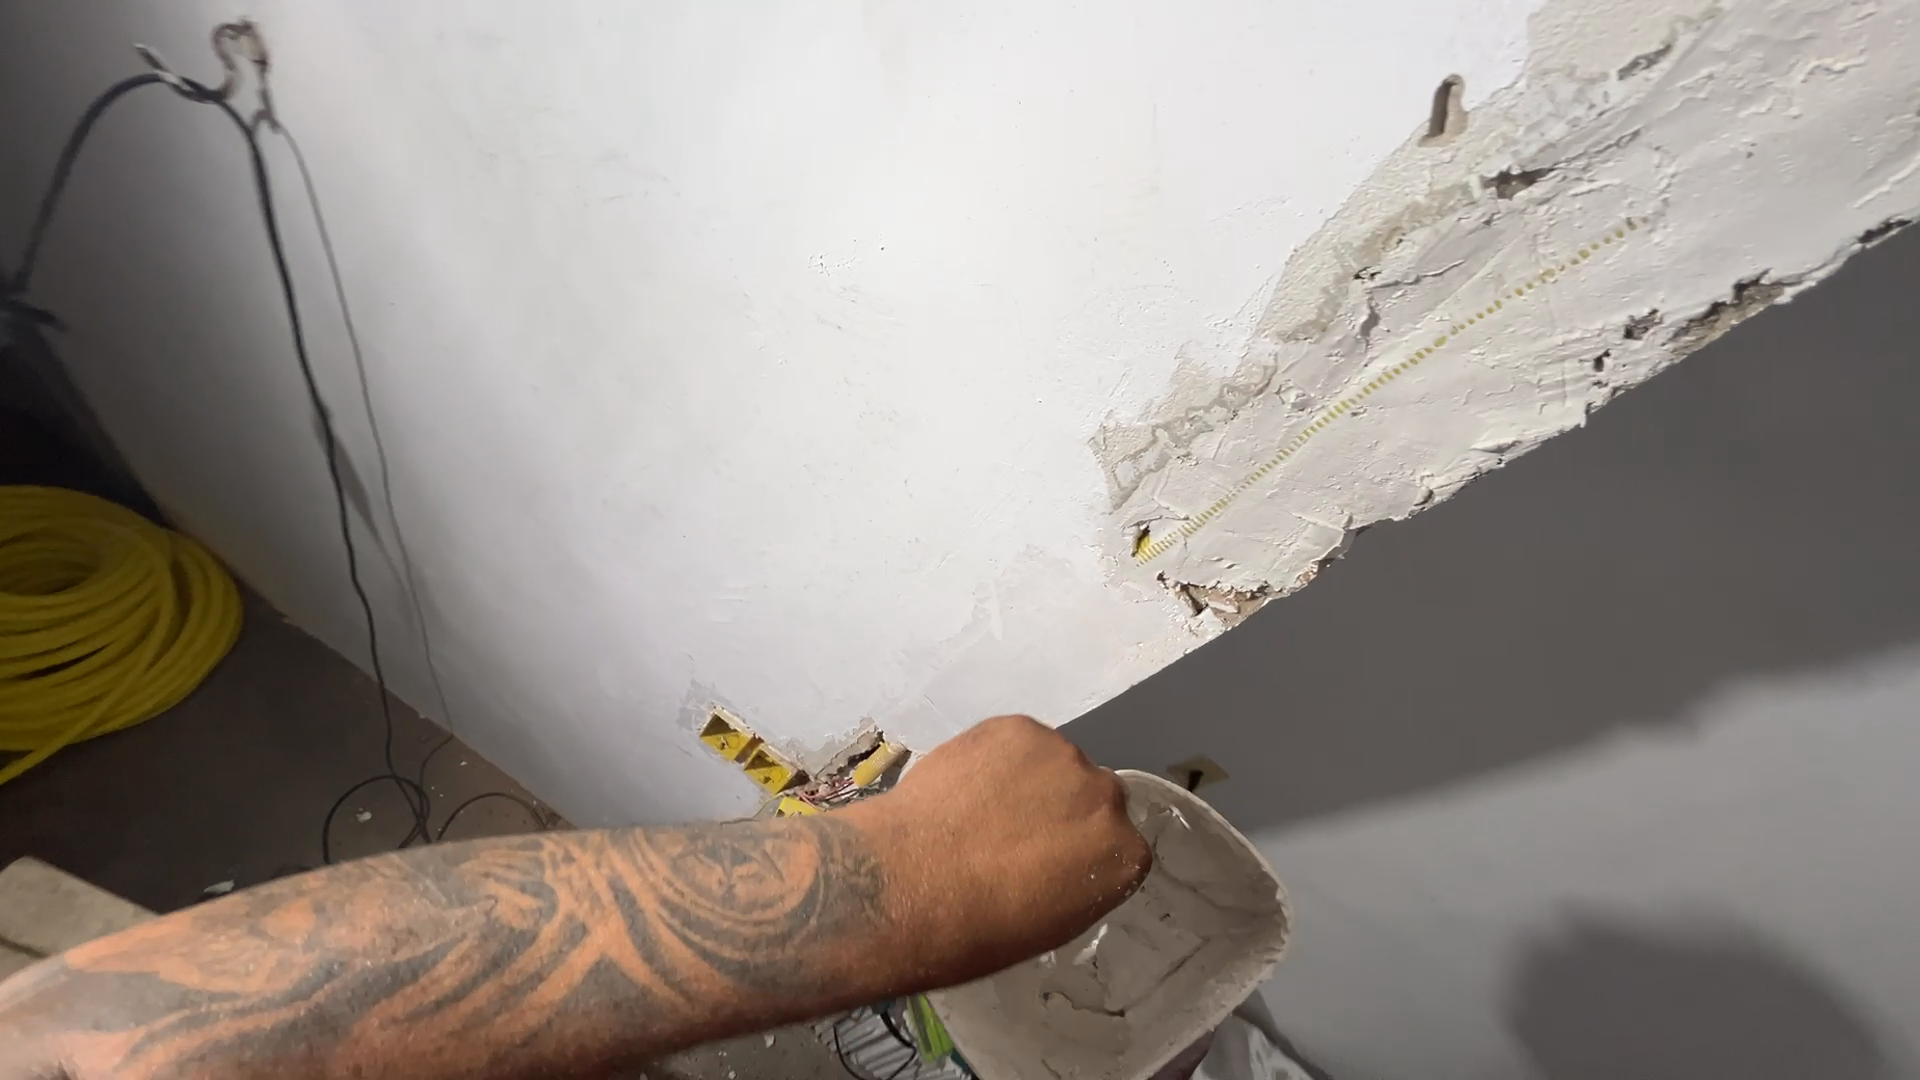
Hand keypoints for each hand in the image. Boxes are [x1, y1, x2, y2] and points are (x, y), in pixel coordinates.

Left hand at [845, 715, 1151, 984]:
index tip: (1050, 857)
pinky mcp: (1017, 726)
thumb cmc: (981, 926)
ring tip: (981, 803)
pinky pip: (1014, 739)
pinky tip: (966, 782)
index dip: (1079, 847)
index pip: (1116, 841)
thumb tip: (1059, 856)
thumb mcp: (1051, 921)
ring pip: (1052, 761)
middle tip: (1015, 827)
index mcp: (1124, 852)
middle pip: (1091, 792)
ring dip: (1028, 776)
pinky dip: (995, 755)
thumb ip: (1077, 877)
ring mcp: (1062, 753)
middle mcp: (1105, 795)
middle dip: (1061, 805)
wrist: (913, 880)